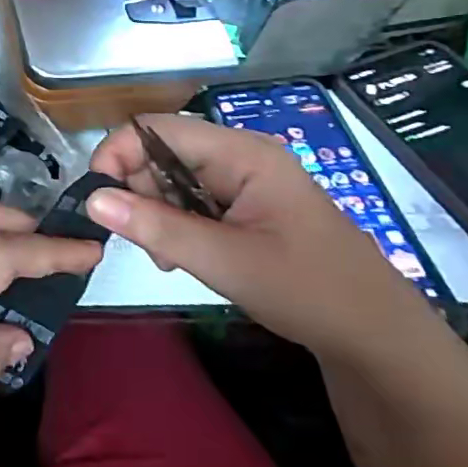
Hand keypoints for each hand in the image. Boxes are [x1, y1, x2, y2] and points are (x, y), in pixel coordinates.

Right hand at [86, 114, 443, 364]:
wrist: (376, 338)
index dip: (118, 152)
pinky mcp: (240, 204)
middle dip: (136, 191)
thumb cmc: (309, 291)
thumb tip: (90, 199)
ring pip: (168, 178)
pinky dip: (171, 224)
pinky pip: (186, 199)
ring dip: (152, 212)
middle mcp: (238, 155)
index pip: (156, 128)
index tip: (96, 197)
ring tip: (163, 256)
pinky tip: (177, 255)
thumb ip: (156, 227)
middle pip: (158, 152)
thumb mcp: (226, 261)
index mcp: (242, 153)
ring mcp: (240, 179)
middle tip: (139, 240)